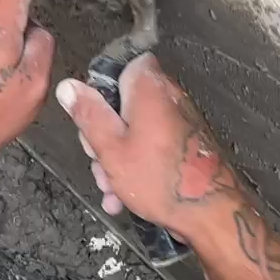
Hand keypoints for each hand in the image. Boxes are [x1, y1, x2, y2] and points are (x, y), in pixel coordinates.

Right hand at [54, 53, 247, 238]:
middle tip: (99, 161)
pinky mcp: (185, 144)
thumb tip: (68, 86)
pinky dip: (137, 166)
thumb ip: (88, 115)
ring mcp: (179, 121)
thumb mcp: (111, 148)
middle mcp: (168, 97)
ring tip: (112, 189)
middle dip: (104, 136)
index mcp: (149, 88)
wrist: (211, 213)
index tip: (92, 118)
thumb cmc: (161, 179)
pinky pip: (152, 147)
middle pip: (123, 104)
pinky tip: (124, 196)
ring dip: (117, 158)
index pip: (120, 66)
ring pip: (135, 130)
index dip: (100, 90)